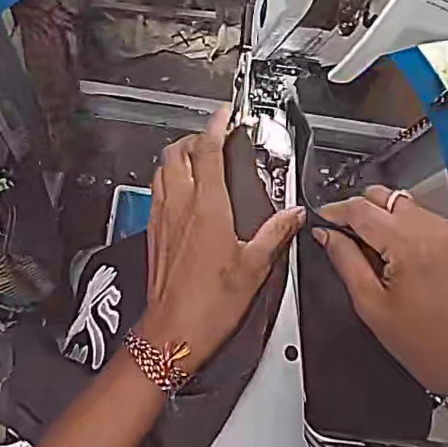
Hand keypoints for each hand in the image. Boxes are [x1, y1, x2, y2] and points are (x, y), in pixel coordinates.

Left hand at [140, 107, 303, 369]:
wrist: (171, 332)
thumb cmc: (209, 304)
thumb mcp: (254, 267)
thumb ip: (276, 233)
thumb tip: (294, 215)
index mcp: (207, 208)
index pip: (208, 151)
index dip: (216, 126)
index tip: (226, 115)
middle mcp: (179, 206)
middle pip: (178, 152)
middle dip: (195, 137)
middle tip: (215, 138)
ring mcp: (162, 218)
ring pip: (163, 168)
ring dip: (180, 155)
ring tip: (199, 158)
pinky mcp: (153, 232)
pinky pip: (157, 191)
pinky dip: (170, 179)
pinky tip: (184, 193)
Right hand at [315, 187, 447, 396]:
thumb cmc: (425, 342)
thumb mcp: (370, 303)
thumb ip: (345, 260)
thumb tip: (327, 235)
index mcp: (410, 244)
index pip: (362, 209)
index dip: (337, 210)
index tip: (325, 217)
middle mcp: (436, 231)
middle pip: (386, 197)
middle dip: (362, 211)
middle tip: (347, 235)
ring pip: (407, 205)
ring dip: (387, 219)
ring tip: (378, 253)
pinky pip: (428, 218)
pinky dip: (410, 228)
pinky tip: (403, 257)